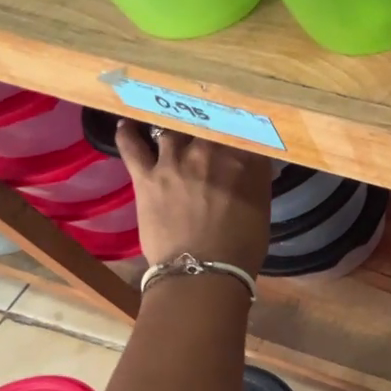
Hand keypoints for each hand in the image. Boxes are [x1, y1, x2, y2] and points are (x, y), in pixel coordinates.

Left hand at [115, 120, 274, 273]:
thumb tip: (250, 160)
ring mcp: (175, 160)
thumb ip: (255, 176)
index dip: (244, 124)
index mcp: (245, 158)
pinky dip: (128, 132)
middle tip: (210, 123)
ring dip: (176, 126)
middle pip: (209, 120)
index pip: (245, 126)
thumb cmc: (242, 244)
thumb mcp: (262, 205)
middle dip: (211, 121)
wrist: (202, 270)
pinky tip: (128, 123)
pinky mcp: (145, 175)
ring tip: (175, 125)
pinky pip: (131, 145)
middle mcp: (210, 150)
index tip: (244, 125)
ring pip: (173, 127)